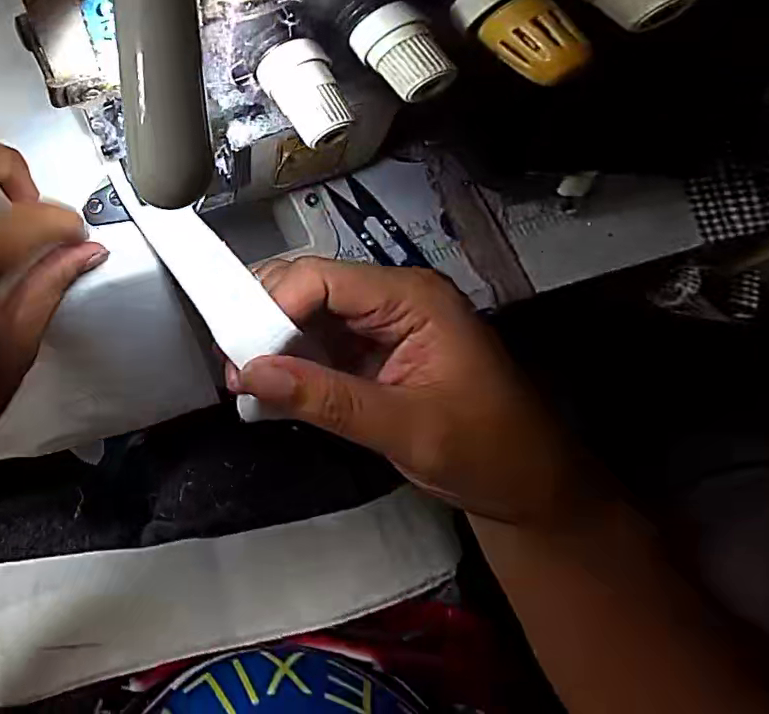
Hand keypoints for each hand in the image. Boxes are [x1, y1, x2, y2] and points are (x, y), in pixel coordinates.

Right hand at [228, 257, 602, 527]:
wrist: (533, 489)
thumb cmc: (492, 452)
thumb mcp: (408, 428)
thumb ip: (327, 399)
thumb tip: (252, 375)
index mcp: (411, 297)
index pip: (323, 278)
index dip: (275, 304)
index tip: (243, 348)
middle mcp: (388, 296)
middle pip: (305, 284)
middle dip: (263, 317)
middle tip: (235, 362)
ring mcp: (376, 320)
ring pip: (302, 309)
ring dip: (268, 339)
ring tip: (243, 375)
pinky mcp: (365, 346)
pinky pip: (311, 338)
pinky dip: (284, 359)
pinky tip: (266, 383)